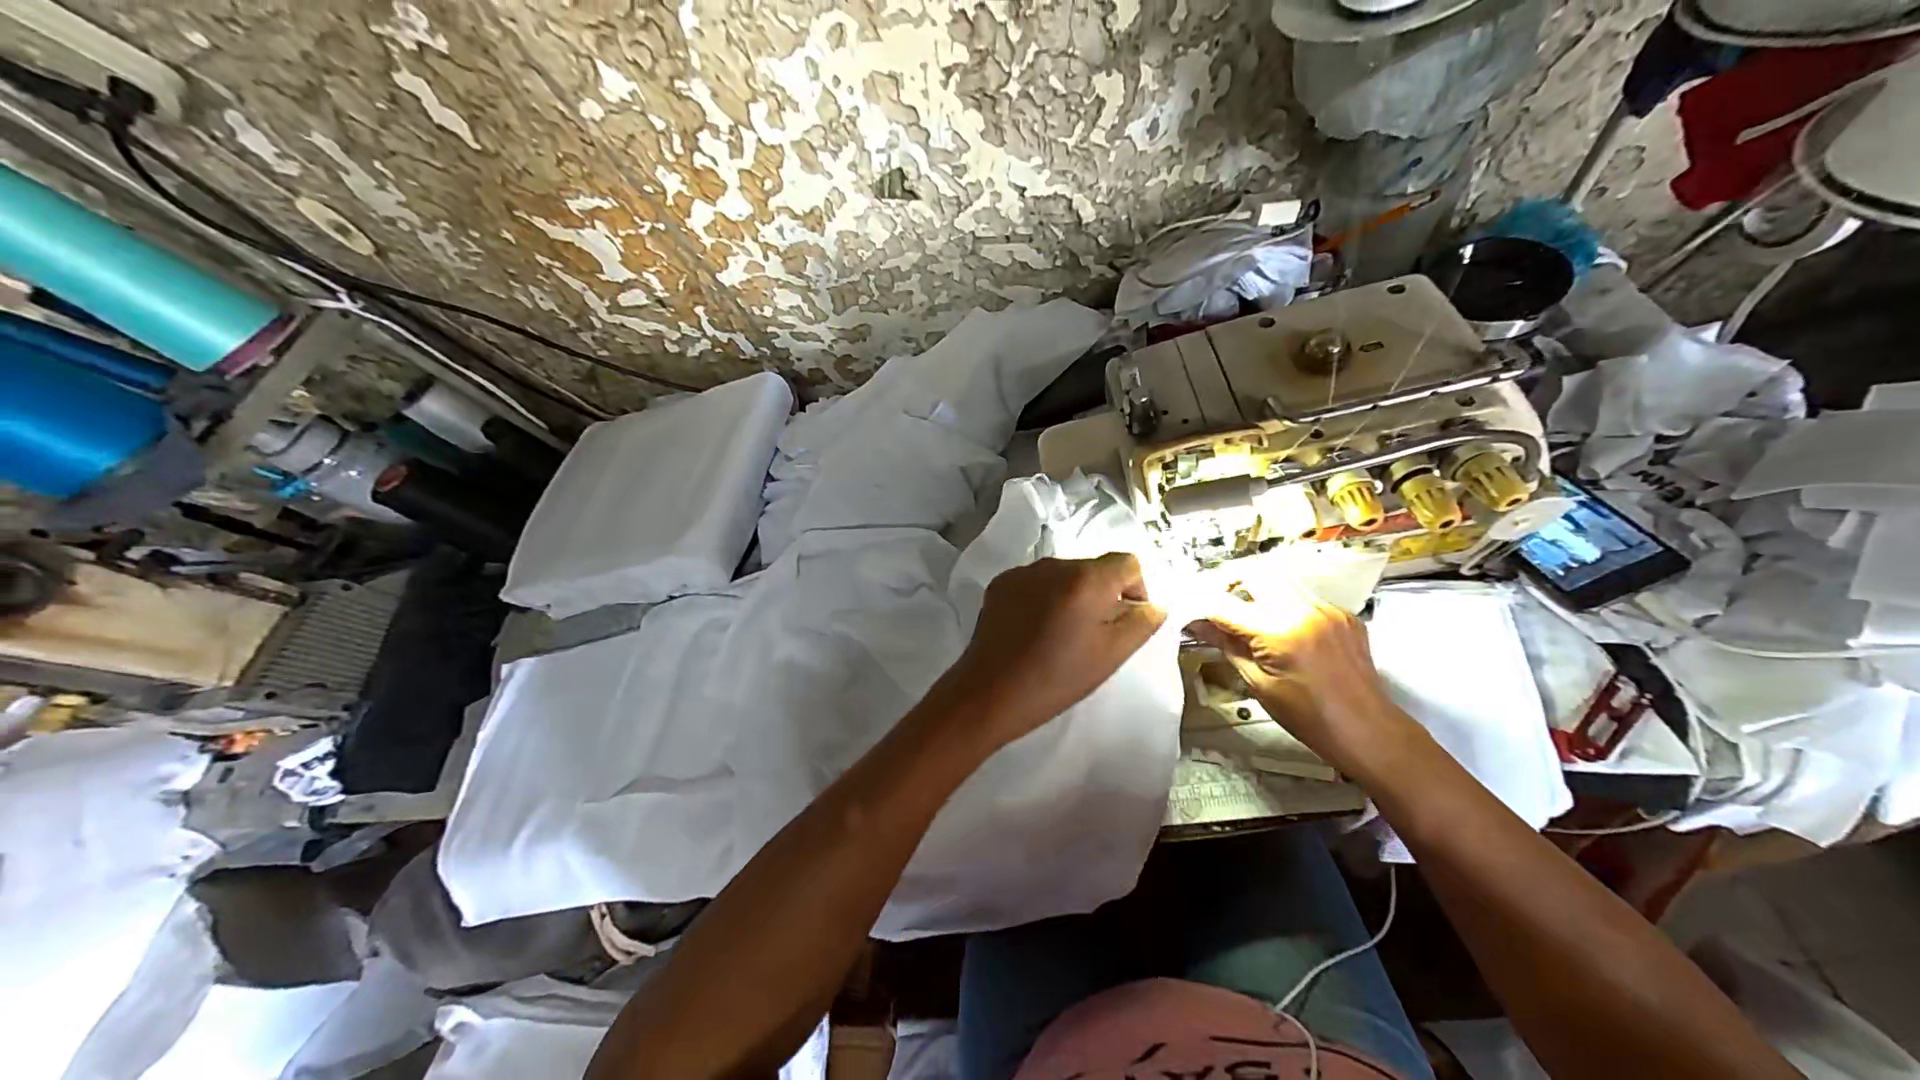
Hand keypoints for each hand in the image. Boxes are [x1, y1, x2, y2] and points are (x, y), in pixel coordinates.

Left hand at [935, 554, 1166, 747]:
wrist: (990, 693)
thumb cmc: (1057, 678)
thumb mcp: (1112, 654)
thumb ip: (1142, 622)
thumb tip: (1153, 605)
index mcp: (1086, 579)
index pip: (1128, 562)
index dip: (1136, 588)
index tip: (1126, 619)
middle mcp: (1054, 564)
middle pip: (1094, 568)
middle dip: (1103, 594)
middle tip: (1094, 634)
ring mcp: (1023, 572)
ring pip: (1064, 575)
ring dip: (1073, 596)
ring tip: (1062, 635)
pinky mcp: (1000, 584)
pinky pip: (1036, 583)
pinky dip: (1044, 598)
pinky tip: (1035, 631)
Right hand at [1188, 586, 1410, 773]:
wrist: (1368, 731)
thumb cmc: (1308, 717)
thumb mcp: (1258, 684)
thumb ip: (1228, 646)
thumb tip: (1200, 625)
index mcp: (1279, 631)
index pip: (1226, 604)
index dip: (1202, 605)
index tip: (1190, 611)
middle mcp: (1304, 610)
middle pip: (1256, 573)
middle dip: (1231, 582)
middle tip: (1218, 603)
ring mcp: (1328, 610)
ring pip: (1282, 581)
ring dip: (1259, 591)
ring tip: (1249, 616)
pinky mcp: (1345, 615)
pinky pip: (1306, 598)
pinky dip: (1287, 606)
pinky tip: (1285, 631)